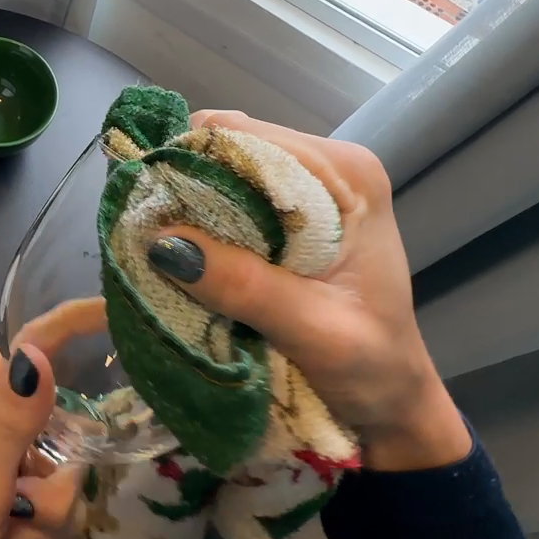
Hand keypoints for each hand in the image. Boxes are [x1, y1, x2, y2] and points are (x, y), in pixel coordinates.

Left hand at [0, 345, 80, 538]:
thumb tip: (41, 352)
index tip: (110, 311)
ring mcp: (5, 480)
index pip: (24, 351)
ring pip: (65, 494)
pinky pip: (59, 535)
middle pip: (60, 437)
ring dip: (34, 536)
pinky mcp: (20, 525)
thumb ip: (12, 422)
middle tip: (10, 514)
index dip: (67, 330)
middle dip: (42, 492)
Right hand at [145, 109, 470, 471]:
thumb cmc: (372, 369)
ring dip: (185, 200)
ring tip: (158, 239)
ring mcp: (305, 182)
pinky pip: (224, 190)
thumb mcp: (316, 334)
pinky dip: (196, 215)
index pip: (244, 136)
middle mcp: (326, 164)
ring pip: (218, 165)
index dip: (188, 161)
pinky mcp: (286, 205)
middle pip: (225, 143)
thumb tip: (160, 242)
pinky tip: (182, 246)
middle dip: (181, 180)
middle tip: (145, 227)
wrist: (393, 401)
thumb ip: (245, 287)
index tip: (148, 204)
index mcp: (348, 176)